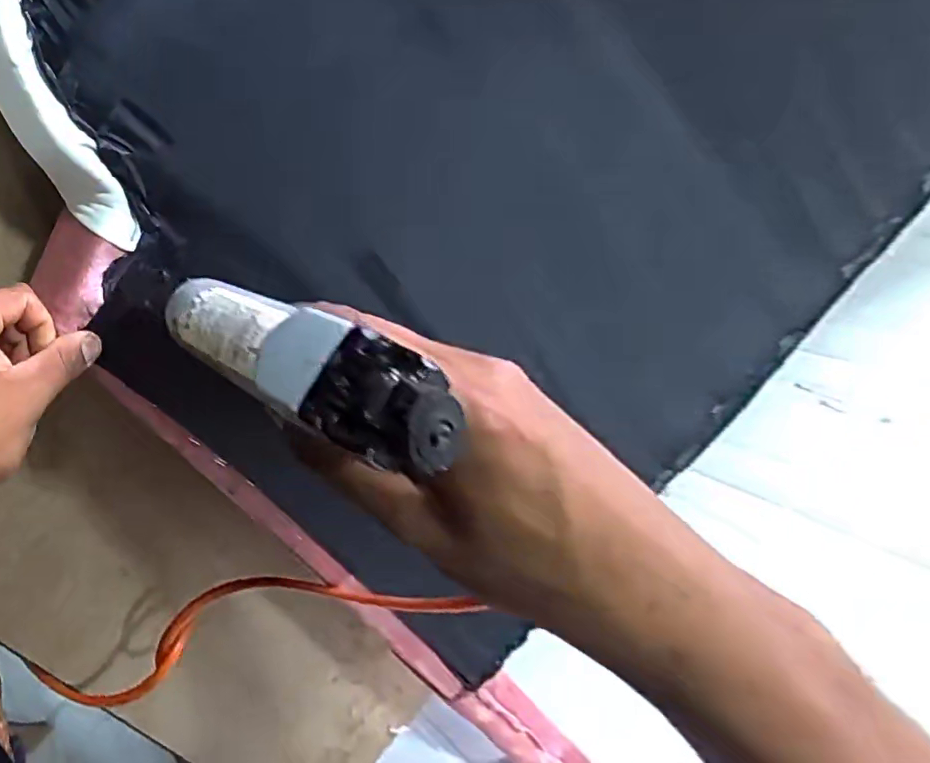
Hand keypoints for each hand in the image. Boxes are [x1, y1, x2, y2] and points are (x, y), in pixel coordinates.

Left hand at [0, 283, 100, 501]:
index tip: (43, 366)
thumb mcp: (28, 397)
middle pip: (4, 310)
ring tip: (14, 394)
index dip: (43, 327)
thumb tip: (92, 339)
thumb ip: (61, 362)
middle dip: (28, 341)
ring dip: (12, 354)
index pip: (22, 298)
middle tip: (30, 382)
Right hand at [292, 305, 701, 632]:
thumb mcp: (421, 528)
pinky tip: (388, 422)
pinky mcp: (522, 394)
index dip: (304, 333)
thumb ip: (344, 471)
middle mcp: (480, 369)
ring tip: (328, 405)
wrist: (664, 596)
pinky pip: (440, 371)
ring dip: (363, 370)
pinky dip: (398, 384)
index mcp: (456, 394)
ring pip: (409, 353)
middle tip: (284, 377)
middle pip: (381, 337)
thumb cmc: (535, 567)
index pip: (360, 335)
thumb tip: (288, 426)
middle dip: (325, 350)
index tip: (264, 346)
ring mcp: (506, 377)